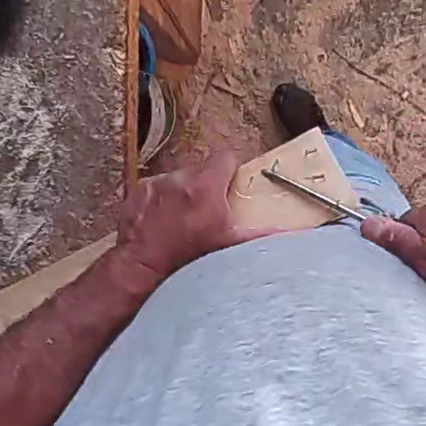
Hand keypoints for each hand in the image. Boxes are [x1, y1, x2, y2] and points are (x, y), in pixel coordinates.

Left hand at [111, 150, 275, 290]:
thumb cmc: (186, 259)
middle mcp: (179, 179)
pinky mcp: (137, 193)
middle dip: (204, 187)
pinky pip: (154, 191)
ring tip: (180, 221)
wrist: (142, 268)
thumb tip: (288, 234)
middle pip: (199, 171)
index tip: (230, 182)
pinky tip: (160, 223)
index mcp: (205, 185)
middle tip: (205, 213)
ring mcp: (155, 184)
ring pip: (175, 181)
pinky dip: (158, 203)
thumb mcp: (229, 247)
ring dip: (179, 195)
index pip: (225, 156)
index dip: (229, 169)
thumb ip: (261, 236)